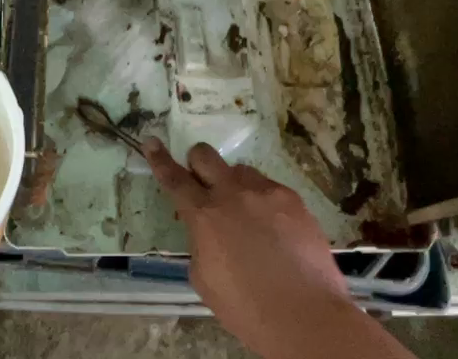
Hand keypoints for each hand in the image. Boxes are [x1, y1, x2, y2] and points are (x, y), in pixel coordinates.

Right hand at [144, 139, 412, 358]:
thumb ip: (200, 243)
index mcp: (204, 215)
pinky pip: (269, 188)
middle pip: (205, 155)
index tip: (151, 141)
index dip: (159, 158)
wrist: (306, 317)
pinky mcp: (292, 198)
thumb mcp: (205, 279)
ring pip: (241, 171)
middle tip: (205, 187)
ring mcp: (265, 191)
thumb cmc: (248, 308)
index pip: (174, 178)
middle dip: (198, 165)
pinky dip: (264, 203)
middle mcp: (232, 193)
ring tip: (250, 220)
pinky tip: (276, 232)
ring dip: (236, 187)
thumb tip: (207, 231)